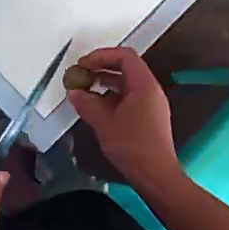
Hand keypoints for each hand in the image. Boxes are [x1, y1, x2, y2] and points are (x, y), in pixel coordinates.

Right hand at [66, 47, 181, 187]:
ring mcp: (151, 103)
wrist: (154, 173)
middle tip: (80, 75)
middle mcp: (150, 90)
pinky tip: (96, 105)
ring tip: (84, 89)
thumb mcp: (103, 122)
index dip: (101, 56)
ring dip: (105, 82)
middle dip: (101, 68)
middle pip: (126, 67)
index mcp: (143, 85)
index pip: (124, 56)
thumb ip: (86, 103)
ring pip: (126, 83)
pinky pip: (129, 96)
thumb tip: (74, 92)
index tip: (82, 65)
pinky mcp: (148, 115)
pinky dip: (111, 95)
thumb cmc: (132, 145)